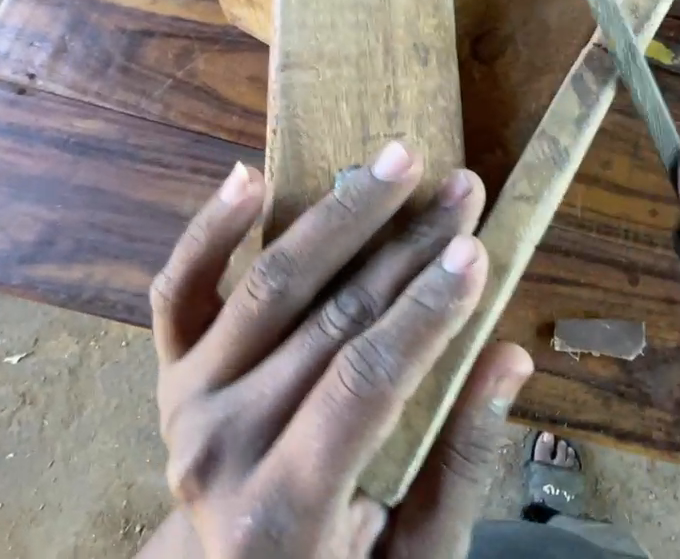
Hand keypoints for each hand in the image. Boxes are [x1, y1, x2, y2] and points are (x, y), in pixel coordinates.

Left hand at [144, 142, 534, 558]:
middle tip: (463, 191)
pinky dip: (211, 228)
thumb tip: (509, 359)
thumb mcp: (413, 555)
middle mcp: (219, 447)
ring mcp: (186, 399)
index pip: (366, 382)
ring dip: (342, 214)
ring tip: (400, 160)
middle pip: (331, 319)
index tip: (476, 251)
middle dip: (408, 246)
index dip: (425, 311)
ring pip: (270, 284)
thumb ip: (460, 464)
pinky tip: (253, 177)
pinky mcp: (170, 368)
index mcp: (281, 510)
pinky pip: (180, 286)